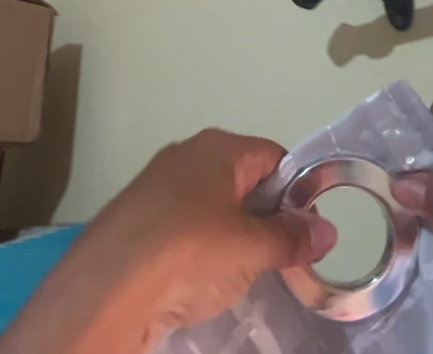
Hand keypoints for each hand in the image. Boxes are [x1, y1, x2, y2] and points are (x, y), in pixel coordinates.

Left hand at [0, 129, 335, 353]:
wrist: (106, 285)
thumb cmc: (188, 251)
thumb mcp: (250, 249)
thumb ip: (291, 238)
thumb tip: (326, 230)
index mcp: (218, 146)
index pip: (274, 157)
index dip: (297, 191)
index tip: (306, 231)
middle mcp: (187, 154)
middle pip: (243, 180)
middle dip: (264, 217)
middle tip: (278, 257)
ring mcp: (157, 185)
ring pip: (212, 206)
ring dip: (232, 236)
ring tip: (242, 274)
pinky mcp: (137, 217)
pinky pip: (183, 227)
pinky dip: (199, 250)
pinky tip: (201, 281)